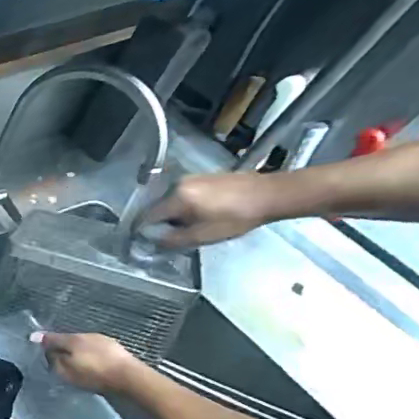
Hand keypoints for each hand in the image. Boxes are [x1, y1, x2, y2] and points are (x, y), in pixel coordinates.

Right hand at [35, 331, 142, 393]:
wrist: (130, 377)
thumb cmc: (94, 374)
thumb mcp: (66, 371)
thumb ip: (54, 360)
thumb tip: (47, 350)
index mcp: (71, 339)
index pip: (51, 337)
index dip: (41, 339)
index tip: (33, 340)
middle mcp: (86, 335)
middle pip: (67, 339)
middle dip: (61, 345)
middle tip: (56, 356)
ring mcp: (102, 340)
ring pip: (83, 343)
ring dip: (77, 349)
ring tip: (76, 361)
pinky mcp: (115, 348)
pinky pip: (95, 348)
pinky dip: (91, 353)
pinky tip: (93, 362)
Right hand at [140, 172, 282, 247]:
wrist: (272, 195)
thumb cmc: (237, 217)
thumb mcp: (203, 235)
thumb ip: (172, 239)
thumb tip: (153, 240)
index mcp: (176, 196)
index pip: (148, 215)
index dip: (146, 230)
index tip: (149, 241)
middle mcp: (178, 183)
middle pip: (159, 207)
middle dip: (162, 222)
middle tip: (173, 236)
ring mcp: (191, 178)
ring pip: (172, 201)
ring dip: (175, 214)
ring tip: (189, 226)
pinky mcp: (204, 177)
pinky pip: (184, 194)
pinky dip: (186, 206)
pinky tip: (201, 214)